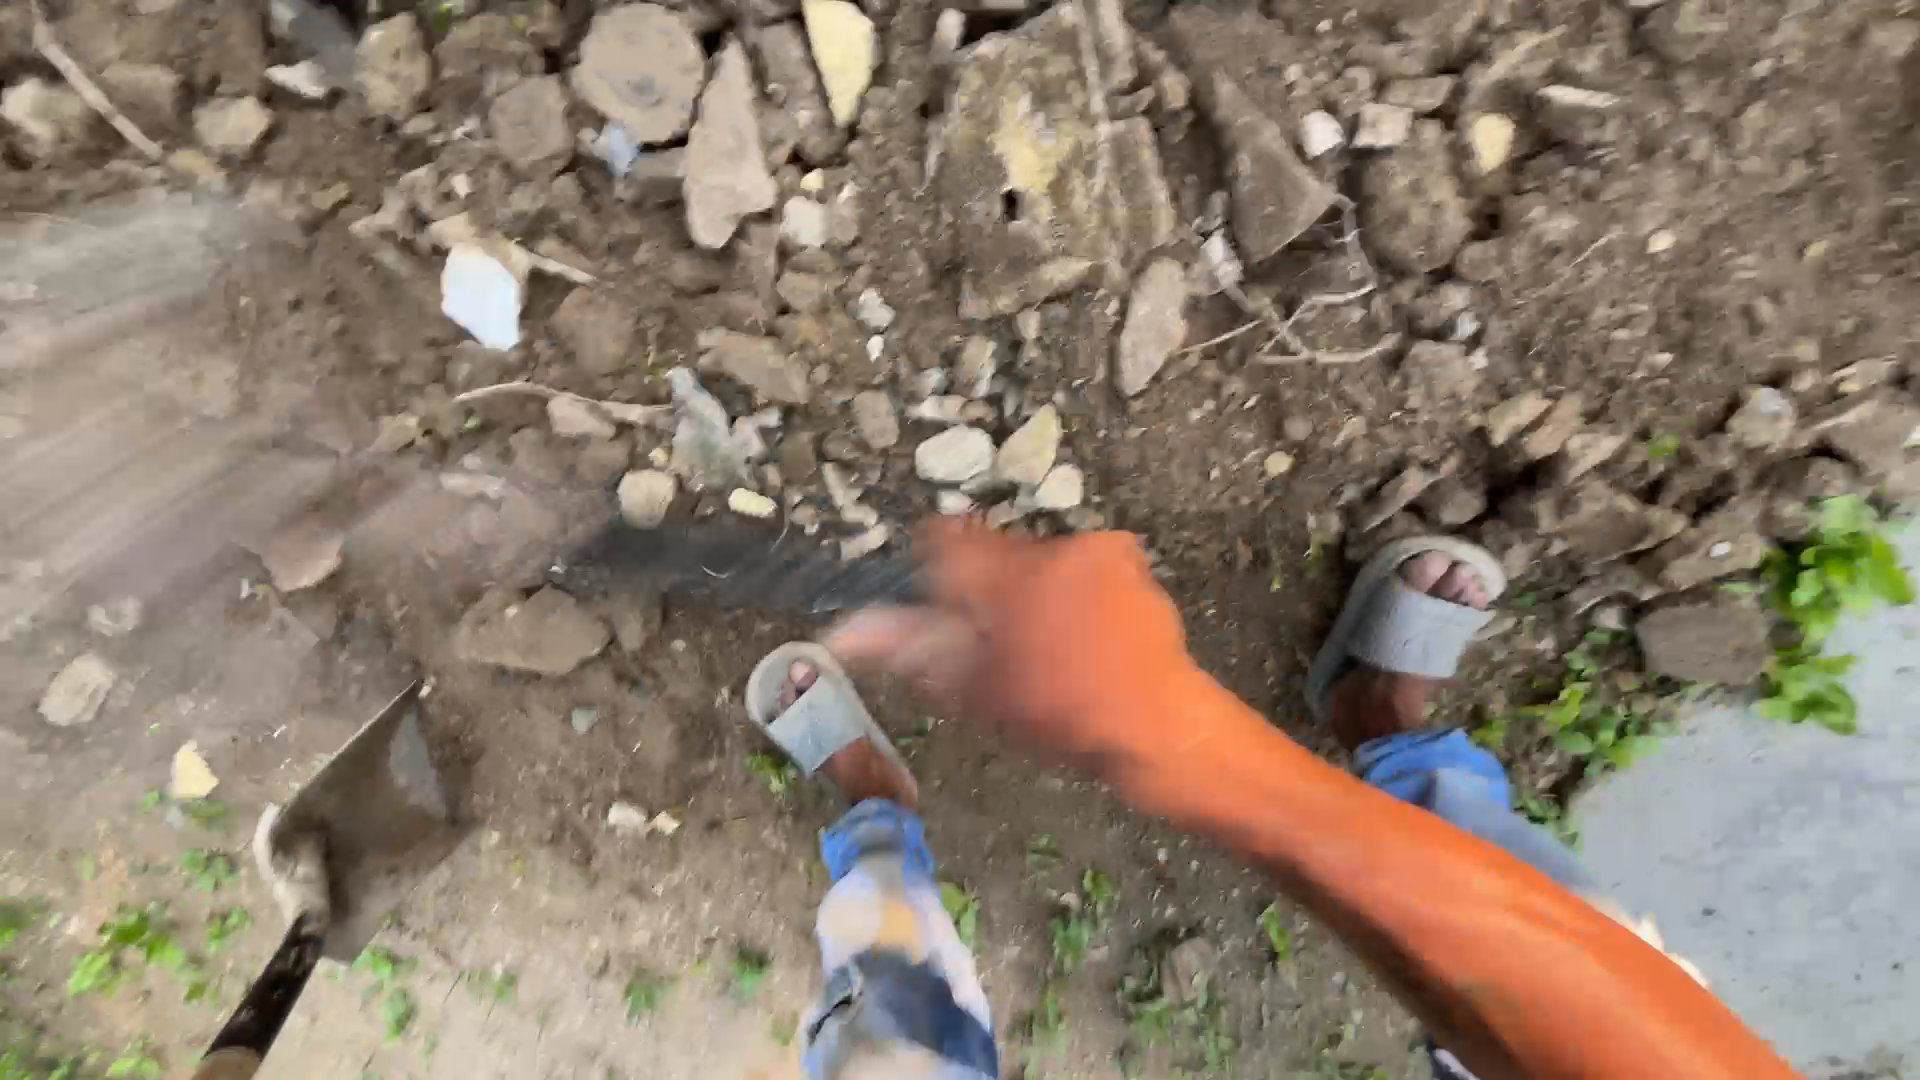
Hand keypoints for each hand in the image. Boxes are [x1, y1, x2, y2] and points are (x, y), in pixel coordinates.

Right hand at [826, 521, 1201, 777]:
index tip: (956, 606)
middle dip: (995, 588)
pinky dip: (1078, 585)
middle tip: (1013, 641)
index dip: (941, 569)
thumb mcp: (975, 694)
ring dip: (1037, 587)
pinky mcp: (1123, 553)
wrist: (1157, 725)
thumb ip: (909, 651)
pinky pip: (1080, 558)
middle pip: (994, 552)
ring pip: (1038, 557)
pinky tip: (1094, 629)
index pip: (944, 540)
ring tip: (1060, 642)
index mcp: (1001, 584)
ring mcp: (1090, 548)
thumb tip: (844, 632)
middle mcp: (1043, 551)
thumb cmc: (1059, 719)